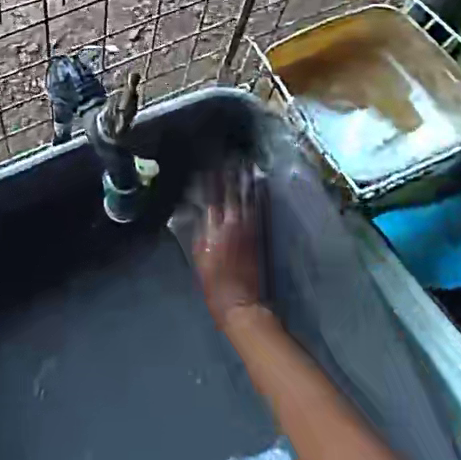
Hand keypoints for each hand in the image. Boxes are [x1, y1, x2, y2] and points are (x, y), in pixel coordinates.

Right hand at [184, 159, 264, 326]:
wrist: (241, 303)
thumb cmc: (214, 284)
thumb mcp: (199, 255)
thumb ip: (199, 230)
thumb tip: (200, 210)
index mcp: (214, 227)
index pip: (211, 194)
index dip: (210, 178)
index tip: (208, 163)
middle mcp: (233, 222)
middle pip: (231, 192)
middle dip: (230, 174)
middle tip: (230, 156)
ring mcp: (250, 228)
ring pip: (247, 198)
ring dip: (246, 181)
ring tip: (246, 165)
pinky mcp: (261, 236)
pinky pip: (260, 210)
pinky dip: (259, 197)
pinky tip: (259, 187)